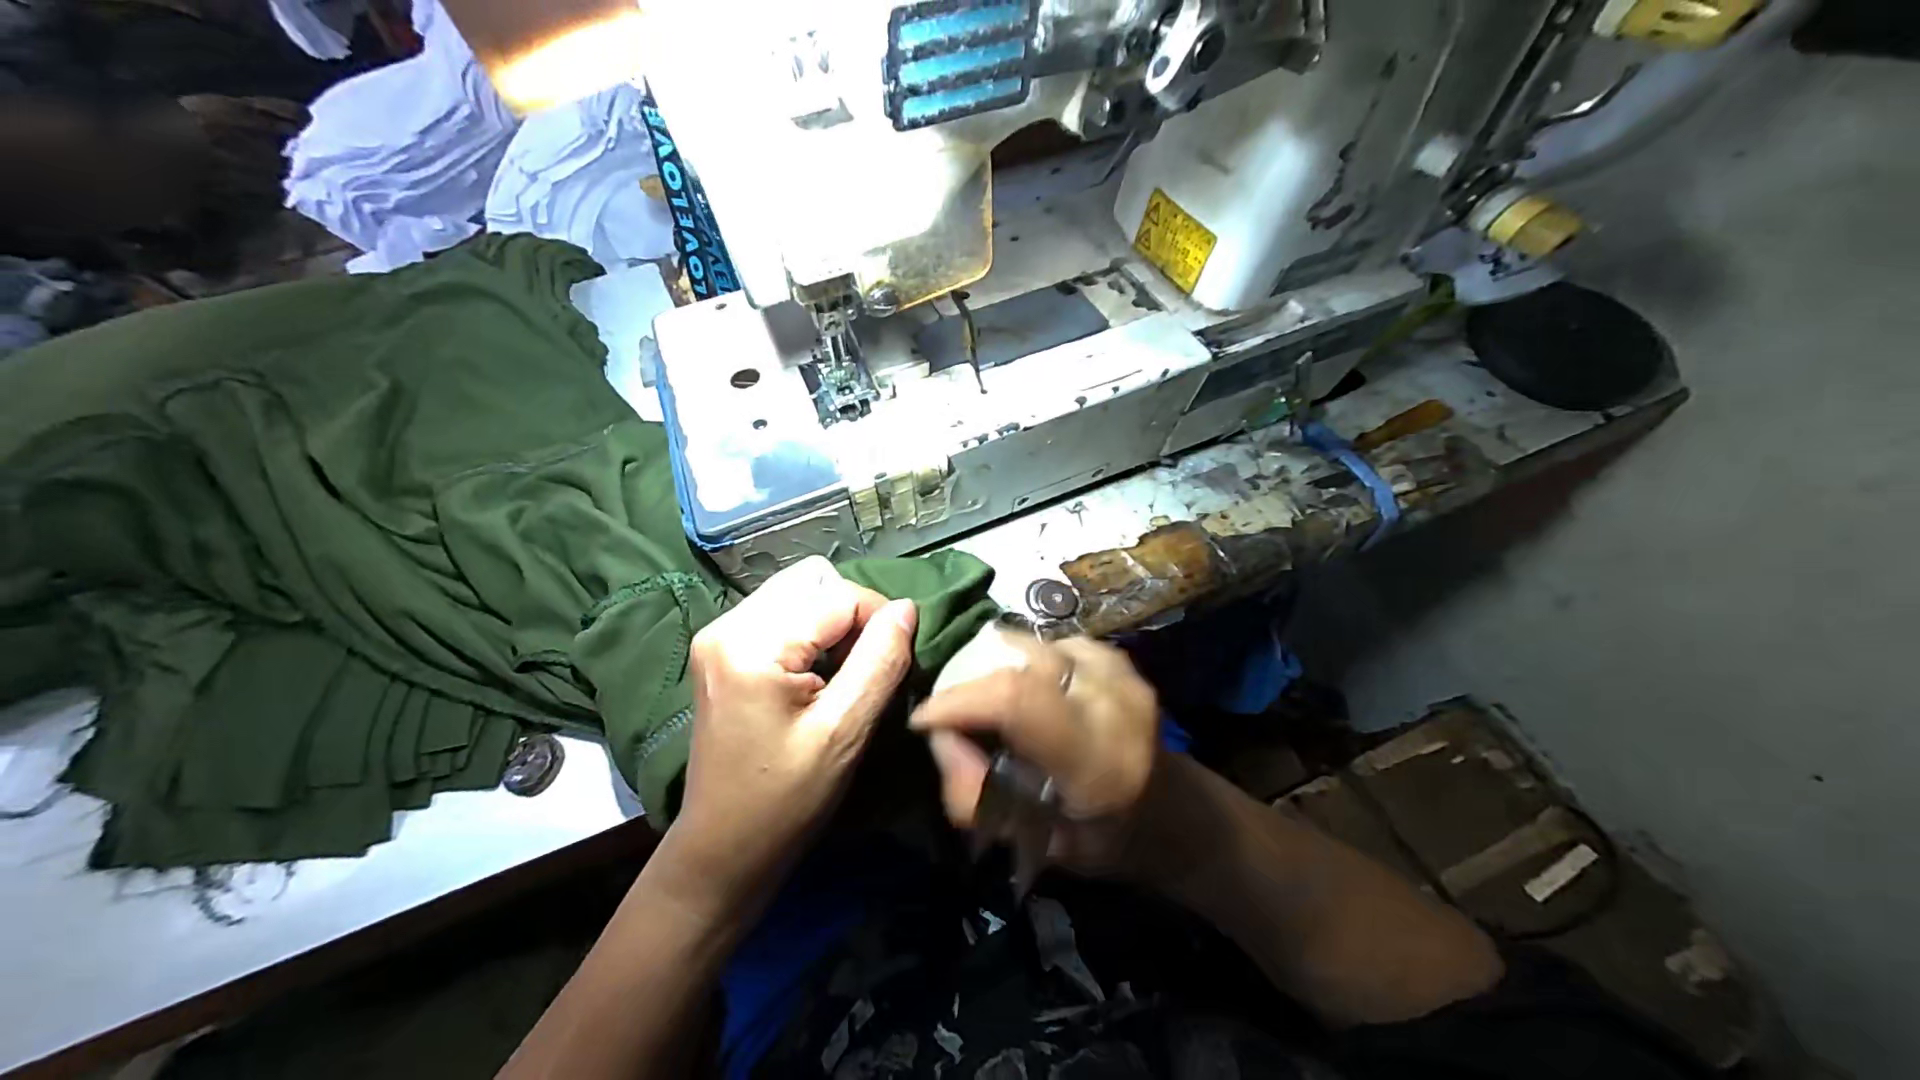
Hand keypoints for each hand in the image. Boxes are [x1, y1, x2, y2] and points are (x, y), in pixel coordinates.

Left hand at [670, 557, 916, 900]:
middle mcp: (727, 624)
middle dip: (852, 613)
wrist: (723, 848)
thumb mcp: (844, 732)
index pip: (839, 593)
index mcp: (752, 644)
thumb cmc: (785, 800)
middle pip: (814, 579)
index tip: (890, 667)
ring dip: (832, 621)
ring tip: (840, 674)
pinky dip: (810, 631)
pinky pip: (781, 611)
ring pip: (799, 590)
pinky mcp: (722, 649)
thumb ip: (880, 661)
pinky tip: (814, 674)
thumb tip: (907, 608)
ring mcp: (719, 634)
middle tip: (861, 668)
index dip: (878, 621)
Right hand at [909, 630, 1161, 876]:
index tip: (925, 718)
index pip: (1015, 700)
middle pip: (1015, 663)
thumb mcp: (1025, 840)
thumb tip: (938, 736)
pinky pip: (1048, 643)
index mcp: (1096, 760)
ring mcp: (1118, 671)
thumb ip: (973, 794)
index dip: (958, 701)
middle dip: (969, 685)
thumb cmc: (1094, 838)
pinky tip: (1033, 692)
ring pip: (1027, 646)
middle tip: (958, 716)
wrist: (1167, 810)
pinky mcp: (1116, 654)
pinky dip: (1025, 663)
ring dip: (997, 670)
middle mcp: (1112, 702)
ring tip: (994, 705)